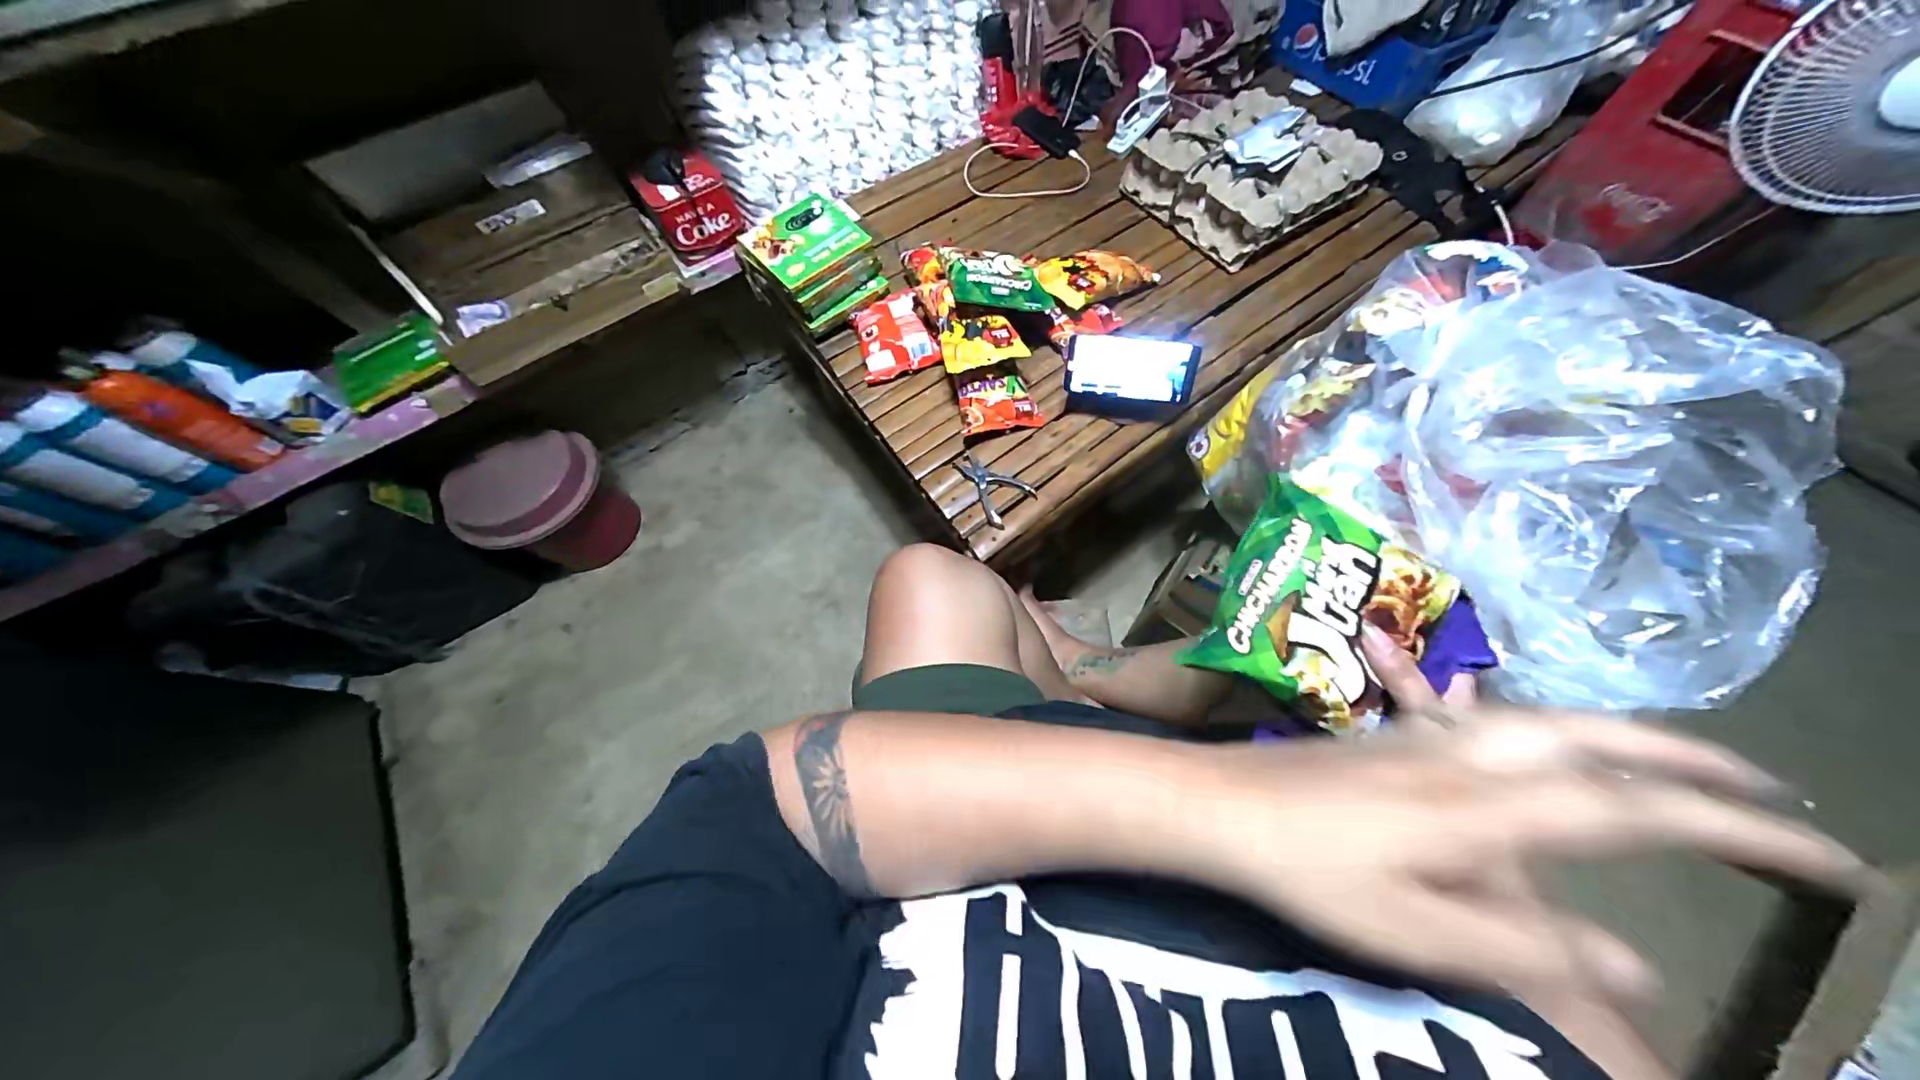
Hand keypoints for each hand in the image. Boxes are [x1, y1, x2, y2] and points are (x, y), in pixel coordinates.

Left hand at [1182, 641, 1868, 1003]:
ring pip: (1535, 718)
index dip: (1726, 831)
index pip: (1626, 812)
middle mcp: (1458, 758)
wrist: (1219, 804)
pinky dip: (1524, 717)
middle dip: (1679, 760)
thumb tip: (1634, 960)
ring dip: (1610, 732)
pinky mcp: (1382, 737)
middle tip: (1758, 786)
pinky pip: (1470, 714)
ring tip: (1662, 756)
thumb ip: (1521, 946)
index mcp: (1480, 810)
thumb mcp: (1411, 930)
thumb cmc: (1305, 871)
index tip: (1817, 855)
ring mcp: (1416, 738)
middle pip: (1587, 740)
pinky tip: (1513, 717)